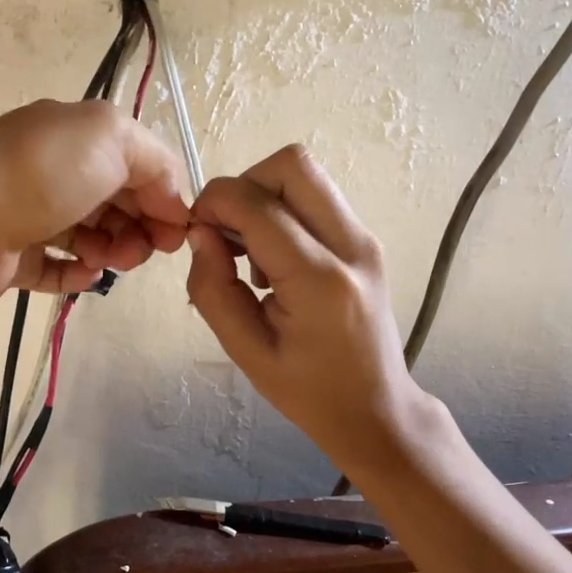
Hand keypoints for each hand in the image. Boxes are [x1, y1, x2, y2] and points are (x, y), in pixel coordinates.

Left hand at [0, 100, 190, 308]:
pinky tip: (88, 277)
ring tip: (112, 261)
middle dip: (142, 225)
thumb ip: (153, 161)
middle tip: (146, 250)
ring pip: (90, 235)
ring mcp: (30, 215)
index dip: (164, 195)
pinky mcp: (13, 258)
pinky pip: (56, 268)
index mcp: (76, 135)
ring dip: (113, 249)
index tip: (178, 231)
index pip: (137, 163)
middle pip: (116, 201)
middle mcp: (53, 170)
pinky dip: (78, 274)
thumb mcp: (109, 139)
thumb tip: (170, 200)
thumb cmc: (38, 174)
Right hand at [185, 144, 441, 471]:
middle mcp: (351, 246)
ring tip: (251, 255)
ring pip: (307, 175)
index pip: (257, 205)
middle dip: (245, 185)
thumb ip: (214, 289)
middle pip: (293, 165)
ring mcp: (365, 239)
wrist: (375, 408)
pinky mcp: (365, 241)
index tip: (196, 232)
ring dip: (265, 198)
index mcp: (319, 281)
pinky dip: (284, 212)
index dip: (214, 204)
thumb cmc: (307, 391)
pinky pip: (318, 199)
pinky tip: (274, 262)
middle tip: (226, 231)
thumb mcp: (246, 352)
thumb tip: (201, 233)